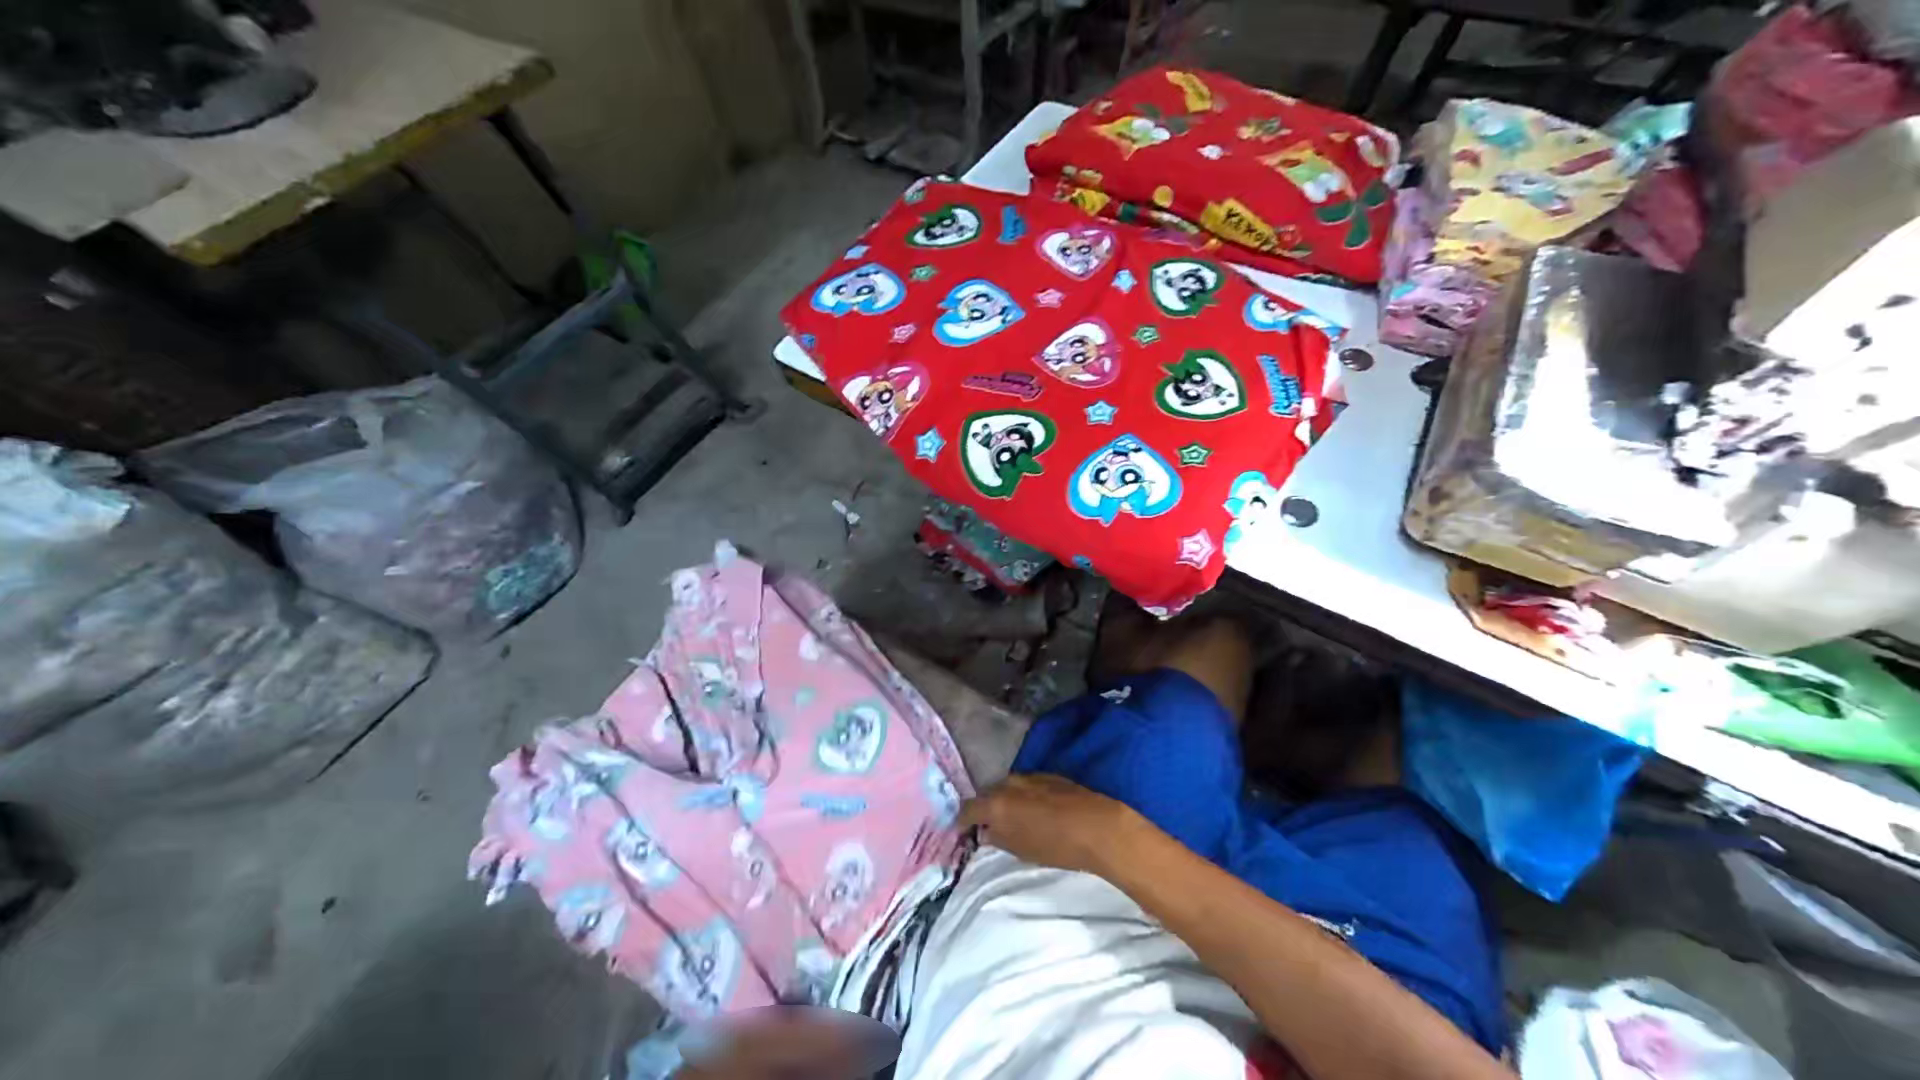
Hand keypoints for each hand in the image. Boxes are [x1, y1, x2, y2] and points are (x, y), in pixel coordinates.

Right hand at [958, 774, 1152, 876]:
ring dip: (1006, 800)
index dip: (963, 820)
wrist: (1099, 827)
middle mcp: (1008, 783)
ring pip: (1008, 786)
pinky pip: (1026, 784)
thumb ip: (998, 837)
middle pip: (988, 793)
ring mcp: (1030, 775)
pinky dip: (1024, 796)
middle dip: (986, 808)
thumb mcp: (1021, 850)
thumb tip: (986, 830)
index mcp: (996, 803)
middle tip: (990, 825)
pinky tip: (1035, 810)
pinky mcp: (1049, 775)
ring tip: (1014, 818)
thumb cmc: (1057, 846)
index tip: (964, 830)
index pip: (968, 808)